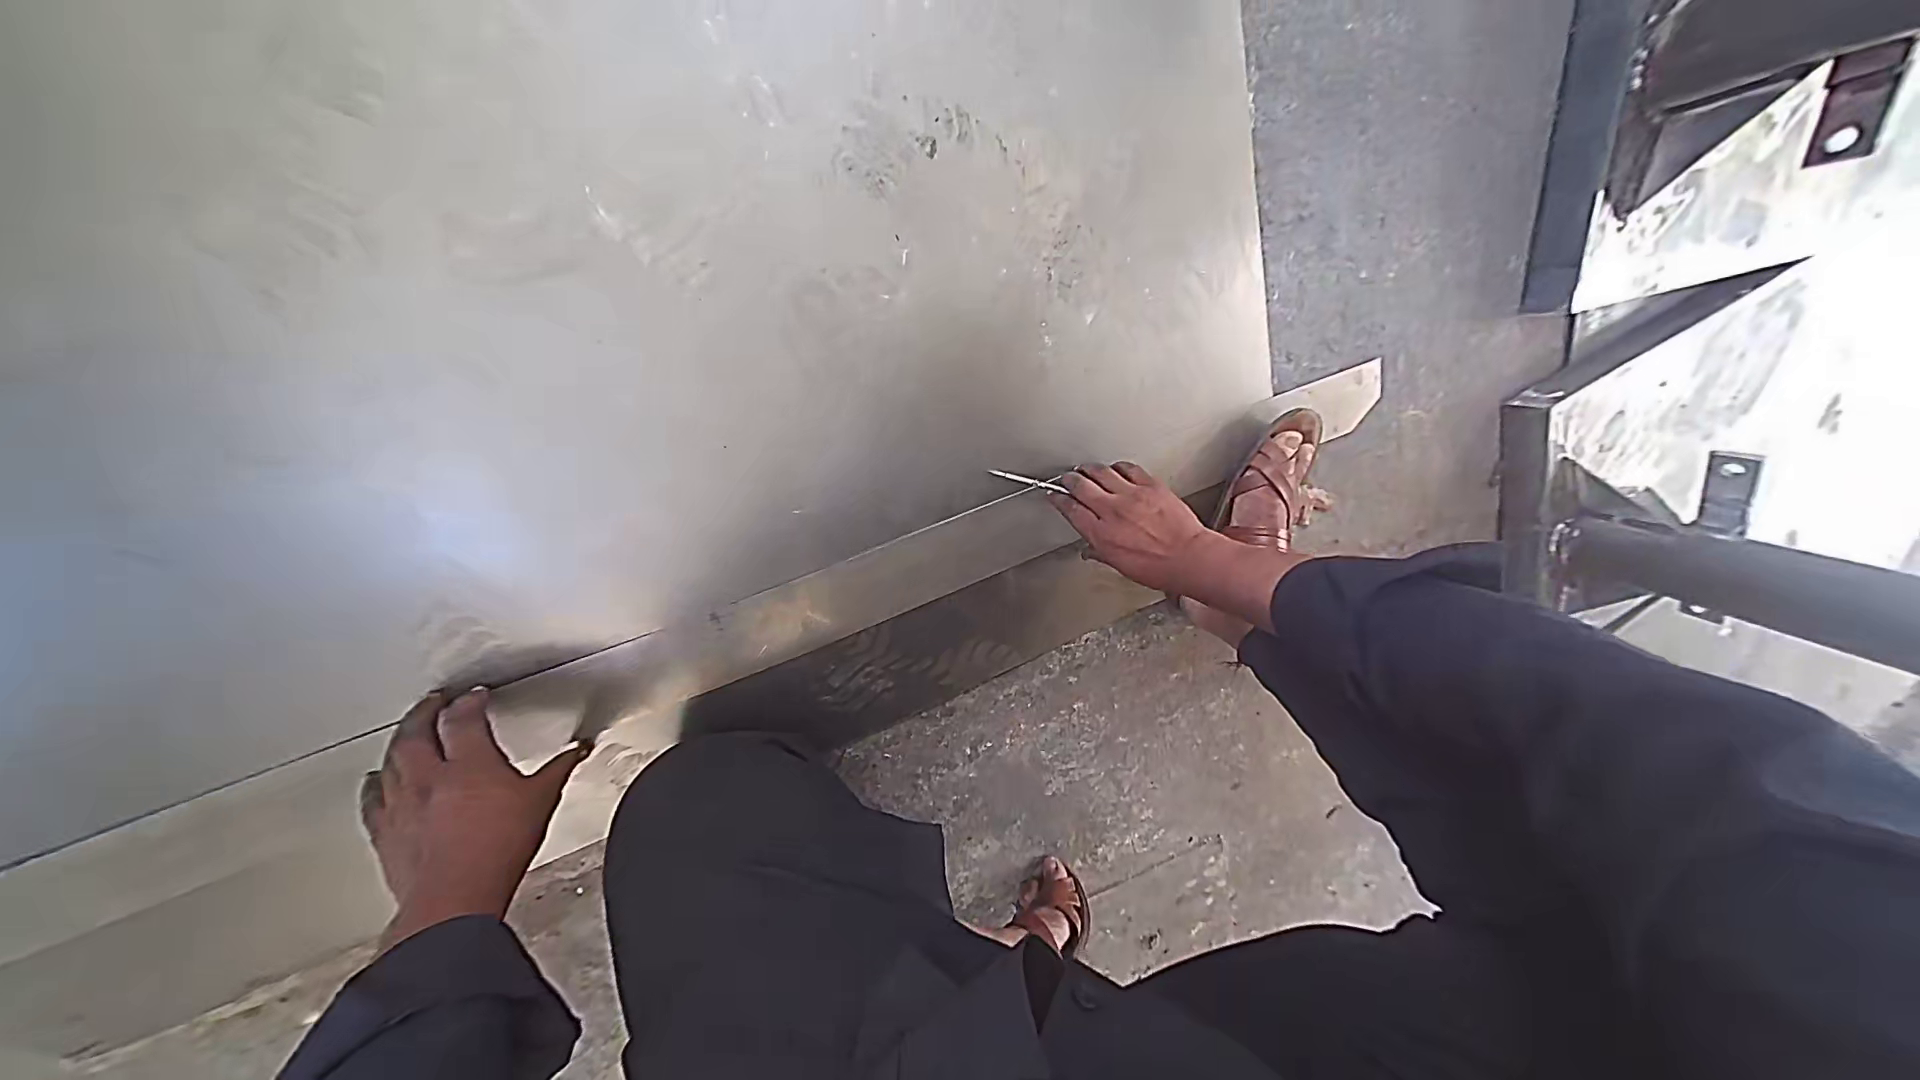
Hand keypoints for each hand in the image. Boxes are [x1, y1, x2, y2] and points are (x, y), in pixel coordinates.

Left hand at [360, 689, 587, 947]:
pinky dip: (375, 783)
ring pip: (391, 760)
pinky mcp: (386, 832)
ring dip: (399, 740)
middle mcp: (430, 778)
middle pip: (417, 732)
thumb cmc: (498, 849)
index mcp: (470, 764)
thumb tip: (577, 751)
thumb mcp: (542, 800)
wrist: (455, 897)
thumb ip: (559, 768)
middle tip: (433, 701)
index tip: (475, 696)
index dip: (470, 702)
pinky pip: (372, 799)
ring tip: (405, 731)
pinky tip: (375, 781)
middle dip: (426, 711)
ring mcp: (402, 804)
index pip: (464, 719)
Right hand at [1047, 462, 1219, 593]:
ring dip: (1090, 469)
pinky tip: (1116, 469)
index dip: (1059, 499)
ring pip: (1102, 472)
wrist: (1189, 558)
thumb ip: (1101, 552)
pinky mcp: (1150, 486)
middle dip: (1070, 480)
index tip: (1055, 495)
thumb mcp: (1121, 566)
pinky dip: (1118, 467)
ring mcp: (1131, 496)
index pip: (1071, 509)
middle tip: (1067, 478)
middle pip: (1081, 486)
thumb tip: (1090, 550)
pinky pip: (1128, 468)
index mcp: (1101, 534)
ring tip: (1086, 469)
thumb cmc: (1158, 567)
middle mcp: (1112, 511)